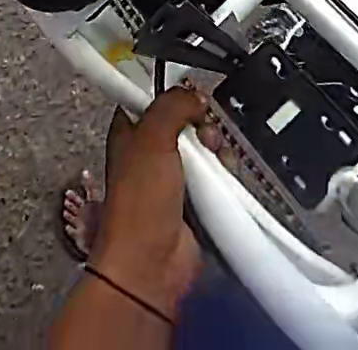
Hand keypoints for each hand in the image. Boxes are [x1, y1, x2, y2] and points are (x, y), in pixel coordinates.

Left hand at [86, 87, 212, 319]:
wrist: (154, 261)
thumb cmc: (141, 199)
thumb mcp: (151, 138)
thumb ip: (171, 107)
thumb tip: (193, 94)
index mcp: (131, 129)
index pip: (153, 97)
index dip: (173, 94)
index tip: (190, 99)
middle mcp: (150, 148)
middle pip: (184, 121)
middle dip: (201, 124)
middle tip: (206, 135)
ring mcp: (174, 175)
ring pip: (203, 147)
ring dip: (215, 149)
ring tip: (217, 157)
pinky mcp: (196, 198)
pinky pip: (216, 175)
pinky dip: (224, 173)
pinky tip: (227, 175)